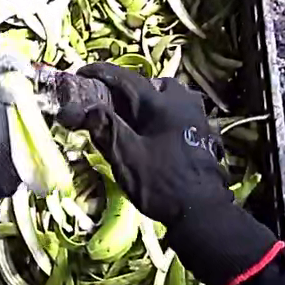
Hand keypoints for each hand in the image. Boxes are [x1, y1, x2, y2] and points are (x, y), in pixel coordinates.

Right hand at [76, 63, 230, 228]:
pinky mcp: (203, 131)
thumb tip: (86, 107)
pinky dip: (161, 114)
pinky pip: (177, 111)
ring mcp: (196, 115)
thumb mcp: (126, 156)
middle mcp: (181, 101)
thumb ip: (106, 127)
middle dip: (127, 88)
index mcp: (160, 103)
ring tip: (130, 116)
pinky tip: (152, 131)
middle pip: (149, 84)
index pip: (125, 78)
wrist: (201, 211)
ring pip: (167, 96)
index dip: (101, 73)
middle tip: (108, 101)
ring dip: (147, 101)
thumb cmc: (161, 183)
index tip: (81, 73)